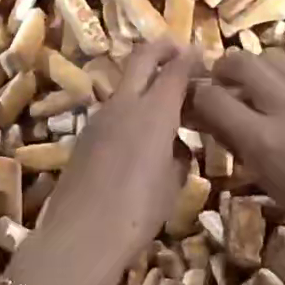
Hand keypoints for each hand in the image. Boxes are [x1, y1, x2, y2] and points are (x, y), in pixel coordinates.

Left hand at [6, 39, 196, 284]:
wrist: (81, 237)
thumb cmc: (139, 212)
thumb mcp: (173, 185)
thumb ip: (179, 156)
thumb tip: (177, 146)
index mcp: (155, 112)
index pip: (176, 69)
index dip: (191, 58)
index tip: (204, 56)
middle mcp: (125, 105)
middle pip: (142, 58)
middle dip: (162, 48)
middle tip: (178, 50)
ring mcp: (99, 119)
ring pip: (124, 85)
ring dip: (144, 82)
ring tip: (164, 103)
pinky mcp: (84, 137)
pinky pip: (112, 111)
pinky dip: (130, 109)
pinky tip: (138, 136)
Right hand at [189, 50, 284, 262]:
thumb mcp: (272, 187)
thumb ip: (243, 150)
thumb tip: (218, 126)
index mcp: (263, 138)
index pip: (213, 97)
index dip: (194, 96)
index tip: (189, 101)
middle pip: (241, 61)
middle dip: (221, 68)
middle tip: (217, 85)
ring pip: (272, 58)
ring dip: (253, 66)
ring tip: (248, 88)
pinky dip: (278, 77)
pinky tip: (280, 100)